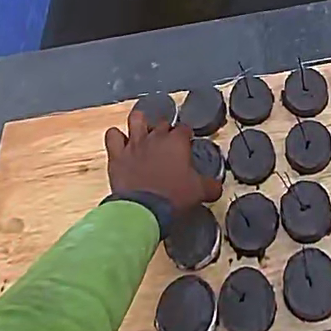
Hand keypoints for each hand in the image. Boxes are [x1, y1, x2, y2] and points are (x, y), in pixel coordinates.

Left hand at [105, 108, 221, 214]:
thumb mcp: (199, 191)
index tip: (186, 144)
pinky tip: (121, 142)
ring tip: (143, 130)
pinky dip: (116, 137)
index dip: (186, 135)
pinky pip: (113, 136)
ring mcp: (134, 144)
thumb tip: (217, 188)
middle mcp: (156, 137)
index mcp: (177, 141)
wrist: (143, 210)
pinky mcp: (117, 155)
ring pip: (137, 119)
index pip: (184, 128)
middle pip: (162, 123)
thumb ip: (210, 186)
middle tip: (167, 144)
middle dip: (165, 130)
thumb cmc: (173, 197)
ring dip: (140, 122)